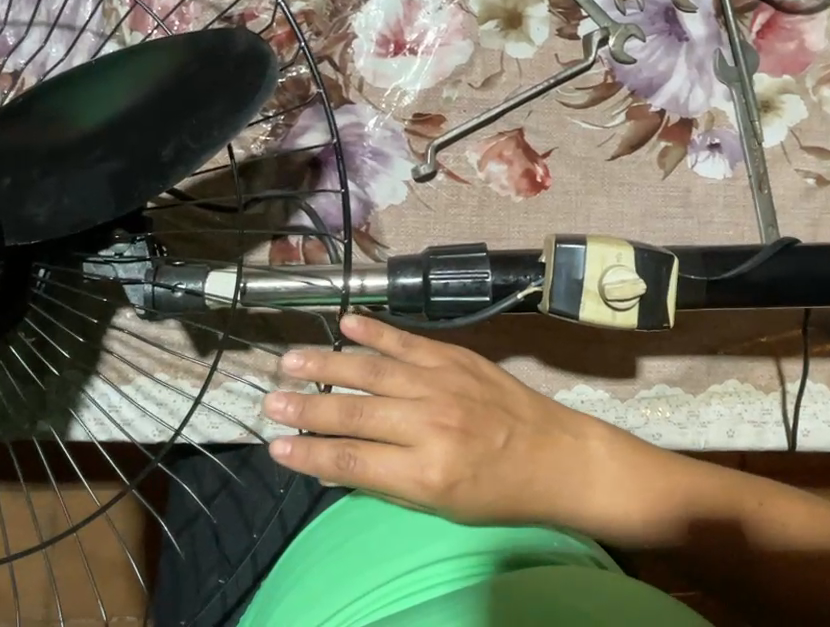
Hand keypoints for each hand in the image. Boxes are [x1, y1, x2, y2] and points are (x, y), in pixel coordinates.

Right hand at [261, 314, 633, 530]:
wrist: (558, 456)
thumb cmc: (499, 493)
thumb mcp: (441, 506)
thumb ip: (388, 482)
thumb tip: (334, 463)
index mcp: (426, 473)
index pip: (352, 461)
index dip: (309, 454)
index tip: (274, 446)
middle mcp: (430, 425)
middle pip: (354, 413)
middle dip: (307, 407)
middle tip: (270, 400)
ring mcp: (442, 384)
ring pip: (372, 370)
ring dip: (327, 363)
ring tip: (290, 359)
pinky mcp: (455, 358)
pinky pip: (407, 341)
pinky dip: (375, 331)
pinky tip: (346, 323)